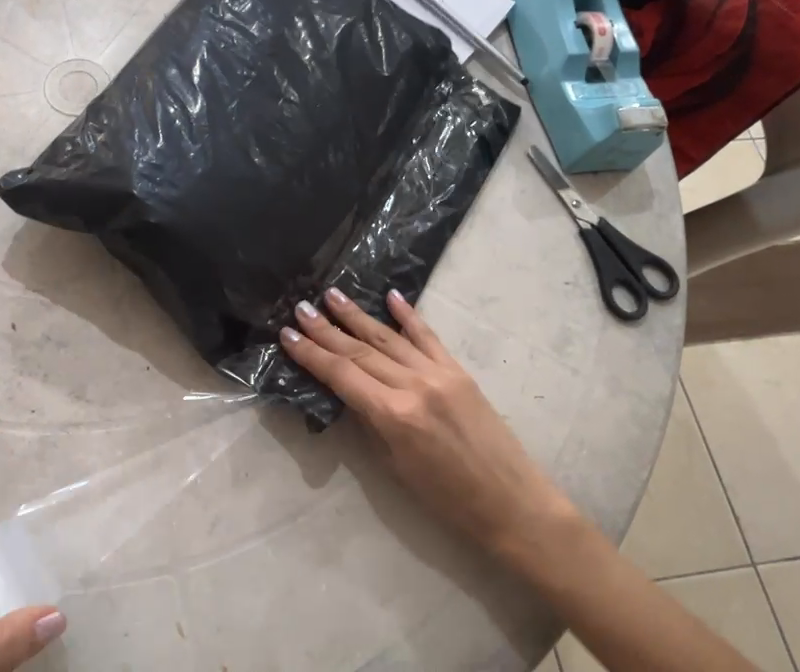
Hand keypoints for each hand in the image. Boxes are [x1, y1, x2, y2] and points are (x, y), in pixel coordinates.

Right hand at [280, 288, 574, 562]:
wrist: (512, 504)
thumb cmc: (447, 499)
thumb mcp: (395, 466)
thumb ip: (370, 422)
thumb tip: (348, 391)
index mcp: (393, 415)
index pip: (341, 375)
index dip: (310, 354)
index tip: (287, 335)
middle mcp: (413, 385)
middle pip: (359, 351)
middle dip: (326, 329)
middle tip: (300, 308)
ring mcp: (438, 374)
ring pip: (388, 337)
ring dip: (357, 315)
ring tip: (331, 295)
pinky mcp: (459, 371)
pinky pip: (428, 337)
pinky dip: (408, 316)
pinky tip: (390, 296)